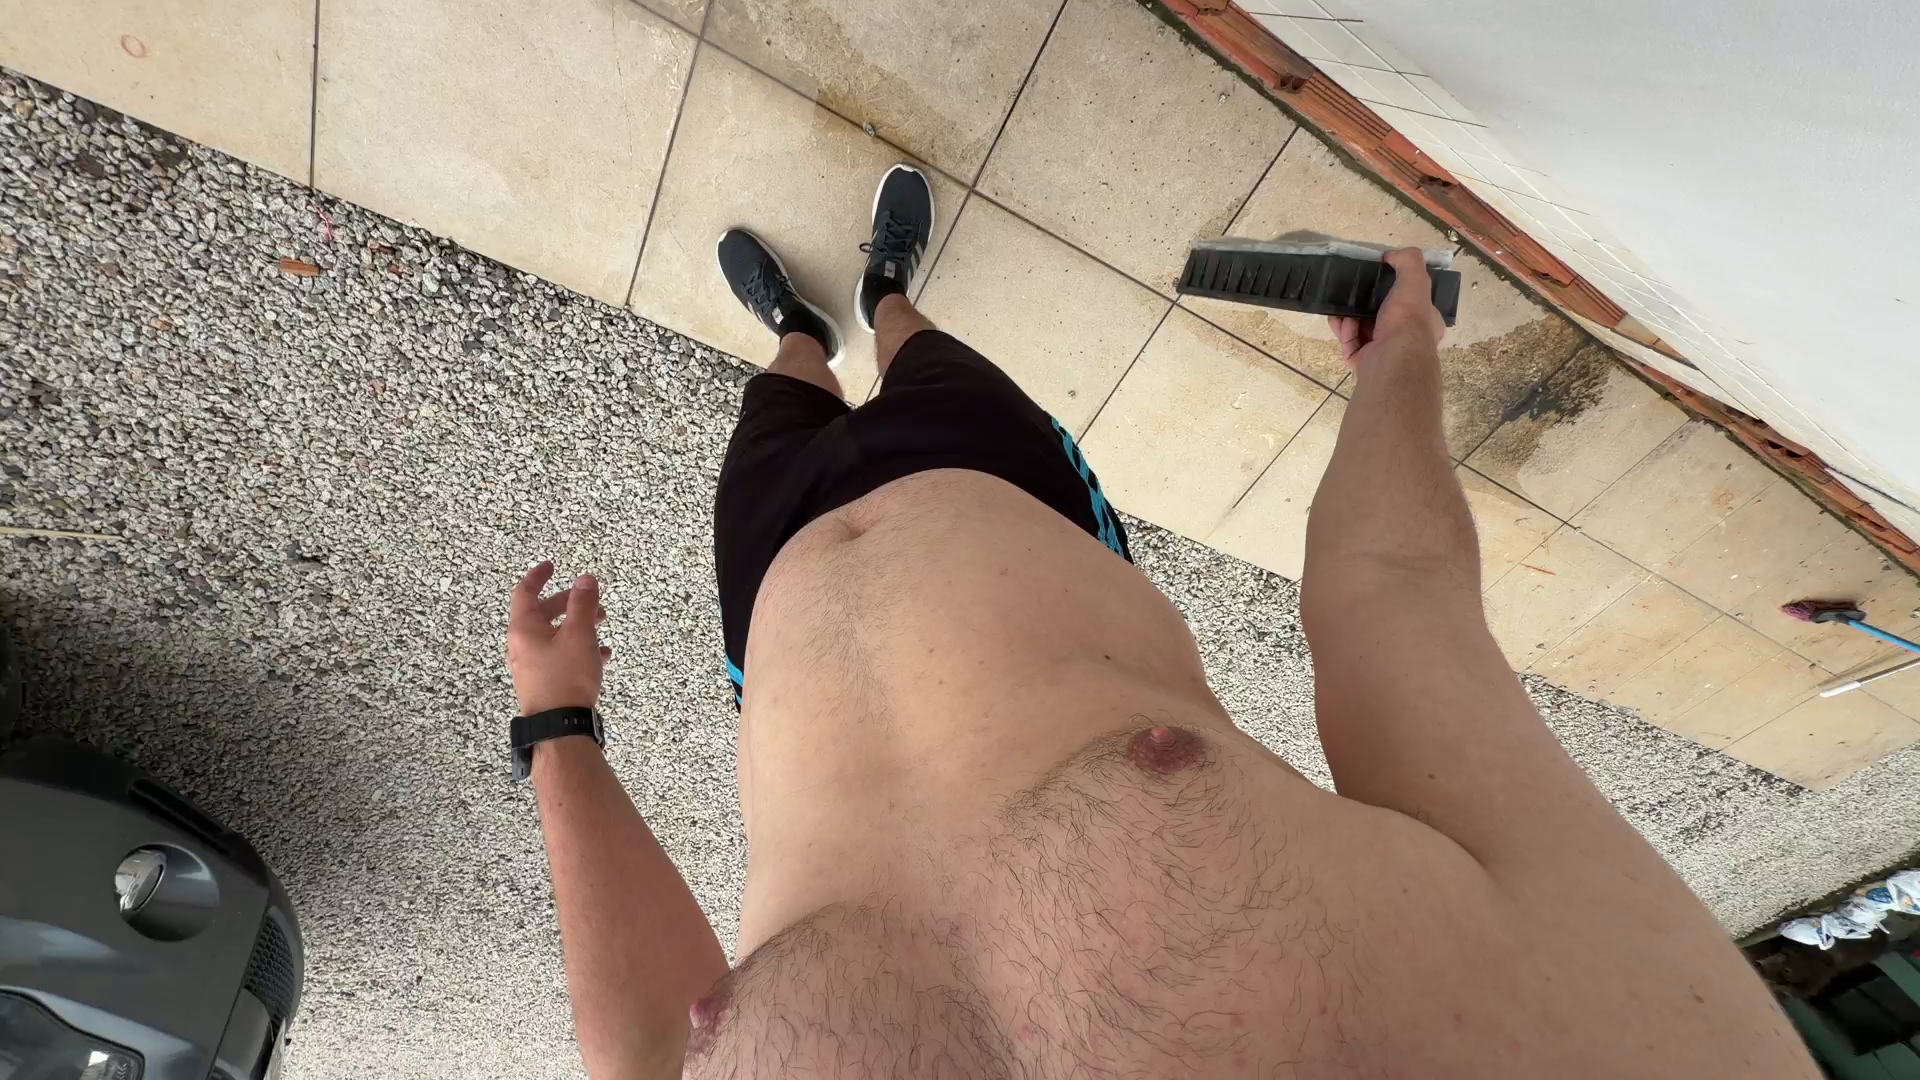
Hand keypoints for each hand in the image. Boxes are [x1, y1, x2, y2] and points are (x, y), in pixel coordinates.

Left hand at [507, 561, 610, 715]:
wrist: (560, 724)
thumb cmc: (566, 676)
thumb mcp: (580, 634)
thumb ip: (583, 604)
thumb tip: (585, 579)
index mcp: (524, 629)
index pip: (525, 593)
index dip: (538, 577)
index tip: (552, 566)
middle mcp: (522, 645)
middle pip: (543, 614)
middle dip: (569, 604)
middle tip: (592, 600)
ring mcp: (531, 664)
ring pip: (554, 635)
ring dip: (578, 626)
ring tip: (602, 626)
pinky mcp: (543, 680)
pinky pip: (560, 655)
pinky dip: (579, 648)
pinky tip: (602, 656)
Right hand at [1328, 247, 1446, 368]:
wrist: (1390, 356)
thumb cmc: (1407, 319)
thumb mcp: (1415, 281)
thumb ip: (1408, 261)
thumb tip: (1391, 254)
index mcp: (1423, 324)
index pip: (1410, 305)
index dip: (1395, 292)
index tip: (1379, 281)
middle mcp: (1404, 340)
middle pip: (1381, 317)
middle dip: (1365, 305)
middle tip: (1353, 294)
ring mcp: (1382, 353)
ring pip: (1362, 330)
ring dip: (1350, 317)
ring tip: (1340, 306)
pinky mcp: (1361, 362)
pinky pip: (1349, 342)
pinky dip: (1342, 330)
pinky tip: (1336, 319)